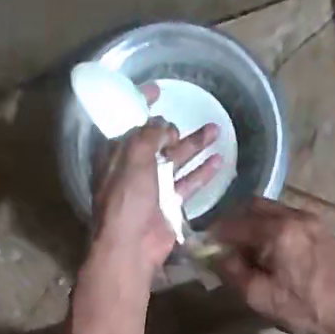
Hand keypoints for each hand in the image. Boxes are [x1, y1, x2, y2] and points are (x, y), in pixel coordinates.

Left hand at [89, 83, 220, 278]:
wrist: (131, 244)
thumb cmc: (125, 198)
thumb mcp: (132, 156)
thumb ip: (148, 135)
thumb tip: (162, 124)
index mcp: (116, 154)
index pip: (128, 122)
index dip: (141, 104)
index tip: (157, 89)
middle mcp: (132, 168)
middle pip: (155, 141)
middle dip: (171, 129)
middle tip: (185, 124)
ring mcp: (151, 187)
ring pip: (176, 160)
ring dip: (195, 145)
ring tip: (216, 129)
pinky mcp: (168, 205)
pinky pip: (187, 184)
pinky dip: (202, 172)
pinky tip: (218, 160)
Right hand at [211, 198, 334, 333]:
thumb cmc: (299, 309)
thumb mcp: (256, 295)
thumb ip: (230, 270)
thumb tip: (213, 254)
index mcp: (277, 231)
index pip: (234, 223)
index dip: (214, 234)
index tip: (203, 245)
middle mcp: (295, 216)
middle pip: (253, 207)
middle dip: (234, 222)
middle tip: (222, 244)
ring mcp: (311, 220)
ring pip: (271, 210)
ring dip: (253, 223)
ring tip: (244, 248)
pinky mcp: (320, 229)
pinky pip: (287, 217)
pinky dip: (271, 226)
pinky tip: (268, 249)